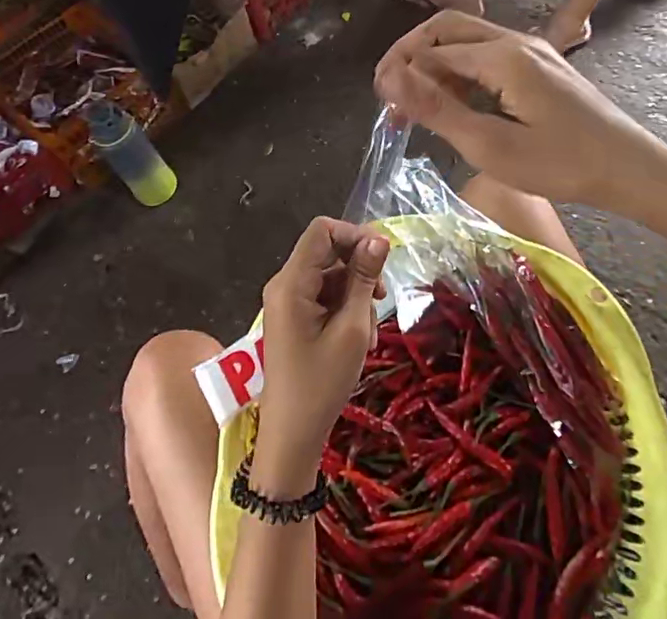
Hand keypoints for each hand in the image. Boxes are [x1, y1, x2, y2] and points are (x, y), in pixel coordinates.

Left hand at [255, 218, 391, 491]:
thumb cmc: (322, 383)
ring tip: (371, 328)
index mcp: (291, 283)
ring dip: (356, 292)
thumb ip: (364, 279)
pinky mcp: (294, 316)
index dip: (354, 235)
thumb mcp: (352, 329)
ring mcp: (287, 301)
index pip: (322, 231)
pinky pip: (323, 295)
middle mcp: (284, 284)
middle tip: (381, 299)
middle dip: (359, 267)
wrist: (292, 435)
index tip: (382, 260)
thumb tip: (378, 239)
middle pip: (327, 251)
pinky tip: (360, 335)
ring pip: (329, 274)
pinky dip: (345, 307)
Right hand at [374, 11, 666, 210]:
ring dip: (436, 62)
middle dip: (412, 53)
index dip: (400, 72)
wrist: (630, 168)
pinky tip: (456, 100)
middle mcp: (516, 41)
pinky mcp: (541, 65)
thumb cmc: (562, 165)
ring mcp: (532, 50)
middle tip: (390, 90)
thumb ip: (438, 109)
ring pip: (468, 39)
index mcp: (503, 57)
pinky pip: (489, 54)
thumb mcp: (492, 146)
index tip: (381, 103)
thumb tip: (391, 78)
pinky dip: (461, 70)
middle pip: (448, 28)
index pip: (433, 51)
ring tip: (417, 101)